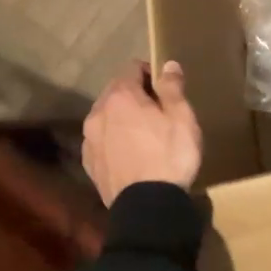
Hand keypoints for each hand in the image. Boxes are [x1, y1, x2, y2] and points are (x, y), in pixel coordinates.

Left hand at [81, 60, 203, 205]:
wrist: (147, 206)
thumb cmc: (169, 154)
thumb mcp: (182, 117)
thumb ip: (172, 88)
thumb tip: (167, 64)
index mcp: (120, 97)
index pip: (131, 68)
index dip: (150, 71)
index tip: (166, 86)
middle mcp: (97, 114)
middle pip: (115, 92)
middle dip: (135, 94)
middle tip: (159, 109)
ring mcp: (89, 140)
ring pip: (106, 117)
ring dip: (123, 117)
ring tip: (146, 132)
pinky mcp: (89, 163)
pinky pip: (102, 140)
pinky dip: (115, 139)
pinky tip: (133, 152)